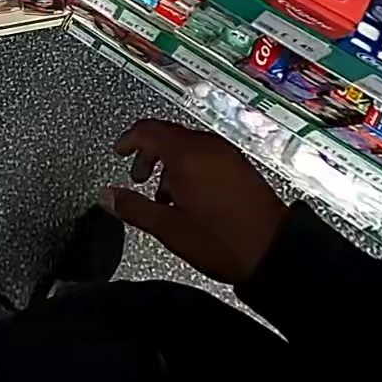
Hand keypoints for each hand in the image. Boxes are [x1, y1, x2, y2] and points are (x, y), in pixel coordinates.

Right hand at [102, 120, 287, 284]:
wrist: (275, 251)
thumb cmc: (219, 239)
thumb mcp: (169, 228)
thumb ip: (133, 208)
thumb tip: (105, 196)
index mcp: (186, 153)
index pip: (148, 129)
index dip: (128, 139)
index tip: (118, 154)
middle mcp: (206, 144)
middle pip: (167, 134)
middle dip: (147, 154)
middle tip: (137, 179)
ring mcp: (225, 152)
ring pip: (186, 145)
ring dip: (168, 163)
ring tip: (163, 197)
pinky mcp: (239, 164)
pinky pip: (204, 154)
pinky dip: (188, 166)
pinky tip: (189, 198)